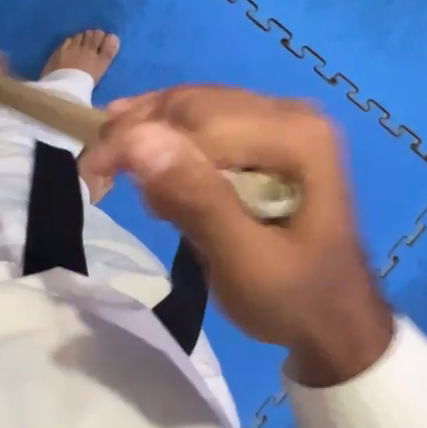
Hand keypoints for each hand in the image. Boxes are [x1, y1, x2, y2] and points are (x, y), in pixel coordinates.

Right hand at [79, 86, 394, 386]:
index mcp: (299, 137)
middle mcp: (293, 113)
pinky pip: (207, 122)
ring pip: (195, 107)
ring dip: (149, 133)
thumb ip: (196, 199)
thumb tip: (138, 139)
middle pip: (195, 104)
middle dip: (139, 131)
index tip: (91, 172)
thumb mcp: (243, 261)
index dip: (139, 138)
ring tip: (114, 166)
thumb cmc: (293, 299)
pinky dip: (171, 142)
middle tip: (95, 169)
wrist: (335, 323)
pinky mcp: (270, 136)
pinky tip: (152, 169)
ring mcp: (283, 121)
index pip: (200, 120)